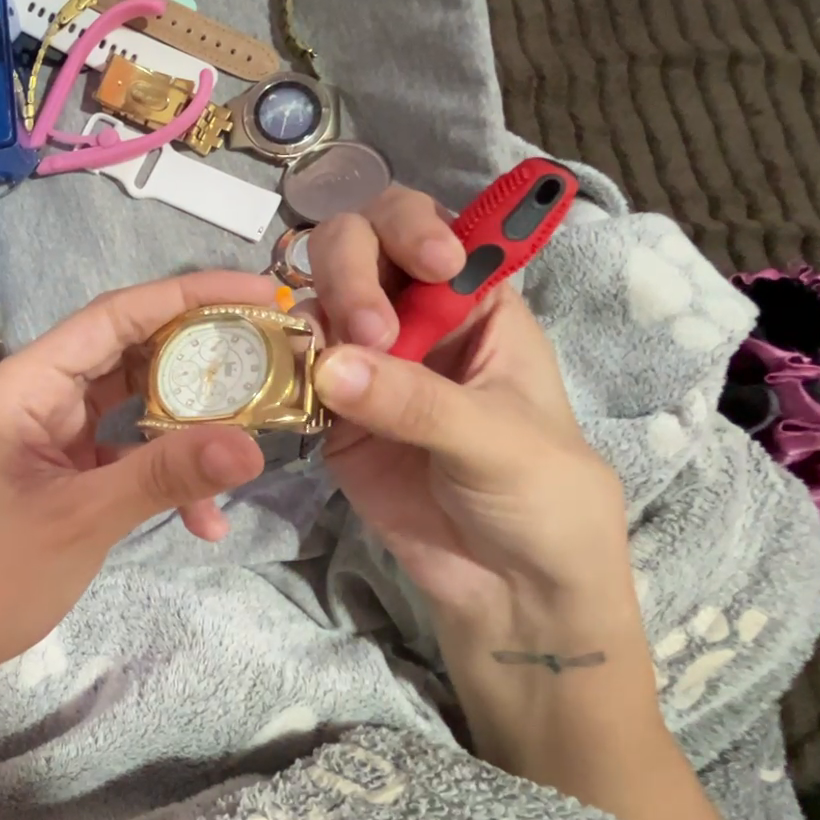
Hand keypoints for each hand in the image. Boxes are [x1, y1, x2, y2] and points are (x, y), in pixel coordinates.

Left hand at [0, 271, 271, 696]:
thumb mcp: (85, 518)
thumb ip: (165, 474)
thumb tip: (254, 446)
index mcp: (24, 385)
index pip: (112, 316)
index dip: (187, 296)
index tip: (260, 292)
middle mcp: (34, 394)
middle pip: (126, 350)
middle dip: (198, 357)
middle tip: (273, 355)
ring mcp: (46, 430)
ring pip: (129, 402)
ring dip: (185, 424)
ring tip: (251, 435)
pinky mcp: (59, 465)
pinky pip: (120, 448)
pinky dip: (159, 472)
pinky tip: (203, 519)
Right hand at [298, 186, 638, 641]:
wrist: (504, 588)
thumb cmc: (540, 502)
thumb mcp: (501, 444)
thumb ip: (421, 403)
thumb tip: (328, 366)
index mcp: (480, 309)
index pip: (440, 234)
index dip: (418, 230)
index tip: (427, 268)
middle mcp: (416, 322)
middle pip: (362, 250)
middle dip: (353, 272)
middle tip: (365, 333)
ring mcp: (365, 365)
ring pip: (316, 305)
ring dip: (312, 319)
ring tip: (323, 373)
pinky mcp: (327, 412)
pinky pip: (290, 372)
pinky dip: (278, 370)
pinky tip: (282, 387)